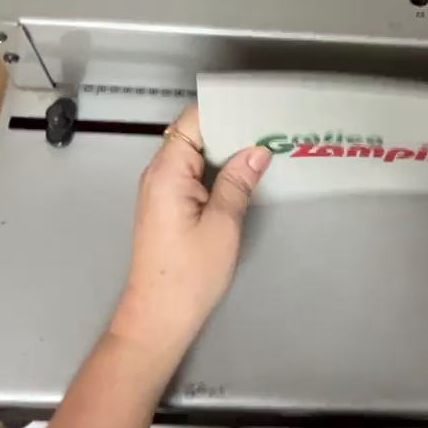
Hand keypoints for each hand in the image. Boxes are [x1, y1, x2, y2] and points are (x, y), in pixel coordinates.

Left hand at [110, 105, 270, 359]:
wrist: (158, 320)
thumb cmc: (189, 274)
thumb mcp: (222, 225)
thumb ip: (238, 182)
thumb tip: (258, 149)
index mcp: (168, 171)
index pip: (192, 121)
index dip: (223, 110)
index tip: (256, 107)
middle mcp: (159, 174)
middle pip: (194, 133)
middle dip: (230, 127)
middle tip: (270, 126)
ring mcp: (162, 190)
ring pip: (196, 153)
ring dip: (226, 149)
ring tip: (265, 144)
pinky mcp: (169, 205)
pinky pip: (194, 172)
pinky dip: (218, 168)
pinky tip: (244, 173)